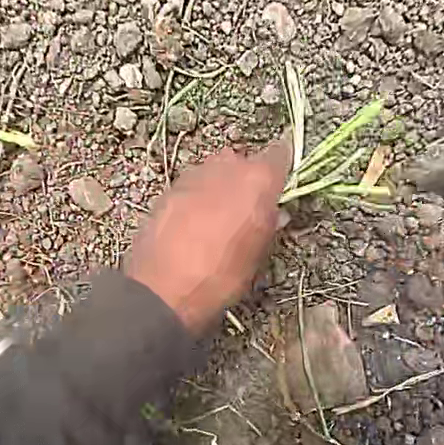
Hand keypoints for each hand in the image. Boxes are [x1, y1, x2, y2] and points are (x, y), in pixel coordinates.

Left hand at [124, 140, 290, 333]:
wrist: (163, 289)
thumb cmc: (220, 278)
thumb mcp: (257, 257)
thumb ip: (268, 225)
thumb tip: (273, 213)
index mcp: (257, 181)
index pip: (279, 155)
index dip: (280, 168)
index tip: (280, 183)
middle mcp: (226, 168)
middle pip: (243, 161)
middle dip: (246, 179)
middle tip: (248, 209)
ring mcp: (194, 175)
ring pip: (215, 170)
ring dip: (220, 187)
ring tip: (219, 218)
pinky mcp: (168, 189)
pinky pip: (193, 185)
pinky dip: (198, 197)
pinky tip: (194, 224)